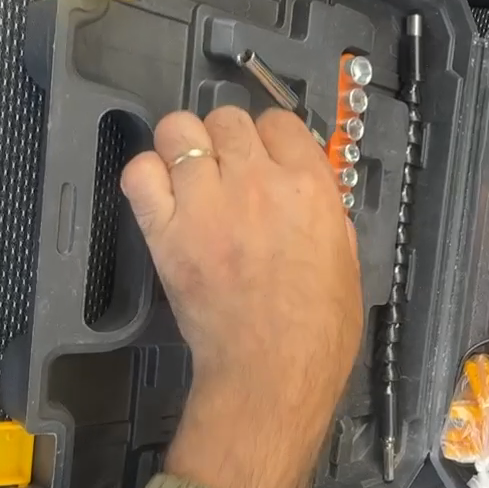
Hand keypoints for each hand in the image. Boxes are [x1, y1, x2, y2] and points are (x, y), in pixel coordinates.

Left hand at [119, 104, 361, 487]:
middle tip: (232, 169)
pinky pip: (140, 172)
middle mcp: (256, 180)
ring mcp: (205, 202)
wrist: (273, 370)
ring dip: (188, 146)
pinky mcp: (165, 229)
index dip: (275, 138)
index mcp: (309, 186)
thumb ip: (327, 215)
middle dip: (231, 138)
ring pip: (180, 129)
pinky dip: (149, 174)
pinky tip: (165, 194)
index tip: (271, 156)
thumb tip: (308, 197)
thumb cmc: (322, 327)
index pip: (281, 122)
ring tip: (195, 175)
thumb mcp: (348, 259)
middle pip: (228, 117)